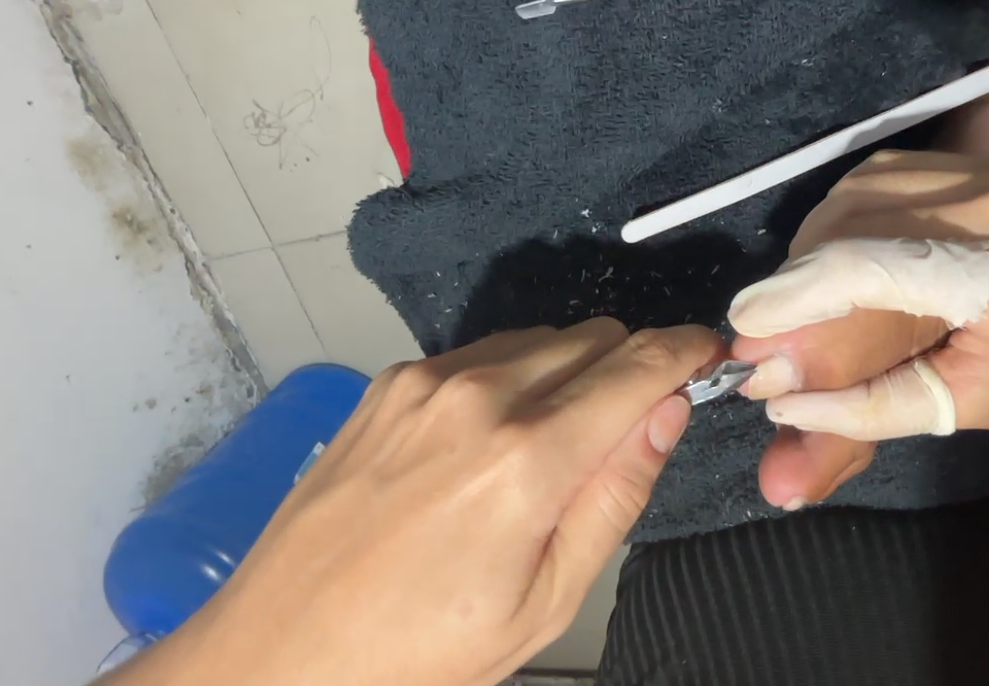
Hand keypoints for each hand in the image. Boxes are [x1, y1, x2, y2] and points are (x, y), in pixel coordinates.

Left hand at [112, 320, 719, 685]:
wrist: (278, 652)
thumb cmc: (425, 651)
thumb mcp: (546, 601)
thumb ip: (617, 493)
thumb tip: (668, 409)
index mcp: (529, 458)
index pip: (639, 368)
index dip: (686, 351)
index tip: (710, 353)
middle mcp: (483, 394)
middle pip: (597, 335)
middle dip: (631, 365)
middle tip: (624, 425)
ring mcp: (431, 378)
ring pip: (545, 336)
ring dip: (573, 367)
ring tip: (551, 438)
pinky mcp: (394, 377)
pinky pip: (488, 349)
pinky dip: (516, 373)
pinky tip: (489, 433)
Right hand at [729, 150, 988, 508]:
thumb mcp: (974, 410)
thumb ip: (869, 406)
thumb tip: (780, 401)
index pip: (862, 265)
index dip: (790, 295)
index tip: (742, 328)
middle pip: (854, 211)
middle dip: (799, 267)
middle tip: (775, 320)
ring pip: (869, 181)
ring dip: (822, 232)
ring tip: (809, 287)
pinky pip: (898, 169)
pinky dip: (856, 206)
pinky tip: (850, 246)